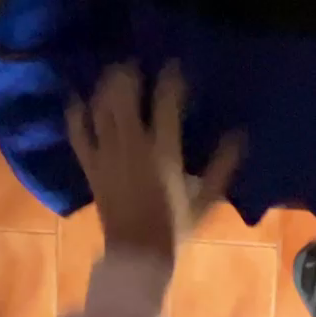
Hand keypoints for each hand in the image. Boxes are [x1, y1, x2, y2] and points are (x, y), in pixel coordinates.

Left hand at [66, 61, 243, 263]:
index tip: (174, 65)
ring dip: (106, 87)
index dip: (170, 80)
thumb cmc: (176, 226)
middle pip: (124, 97)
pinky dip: (77, 113)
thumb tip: (239, 135)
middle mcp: (131, 146)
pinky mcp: (90, 165)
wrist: (138, 253)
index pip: (165, 104)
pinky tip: (79, 99)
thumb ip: (223, 165)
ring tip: (113, 74)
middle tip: (135, 63)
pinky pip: (77, 133)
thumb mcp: (207, 198)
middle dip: (128, 75)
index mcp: (163, 152)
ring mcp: (106, 154)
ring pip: (101, 108)